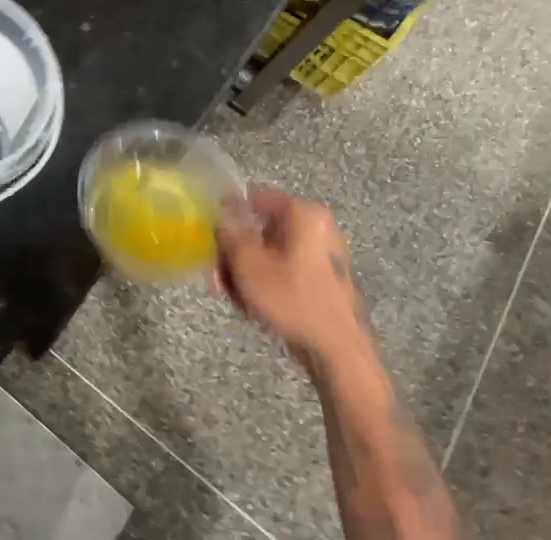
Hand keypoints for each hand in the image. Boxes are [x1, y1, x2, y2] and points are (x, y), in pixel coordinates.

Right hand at [213, 187, 370, 364]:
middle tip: (216, 277)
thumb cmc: (291, 299)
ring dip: (244, 270)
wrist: (338, 353)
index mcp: (305, 214)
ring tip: (232, 297)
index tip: (211, 240)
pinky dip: (265, 282)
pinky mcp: (323, 280)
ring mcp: (323, 255)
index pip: (254, 198)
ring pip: (269, 252)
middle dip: (233, 252)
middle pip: (260, 228)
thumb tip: (222, 206)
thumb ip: (229, 229)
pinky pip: (284, 270)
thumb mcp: (247, 261)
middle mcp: (318, 228)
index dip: (227, 216)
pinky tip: (252, 305)